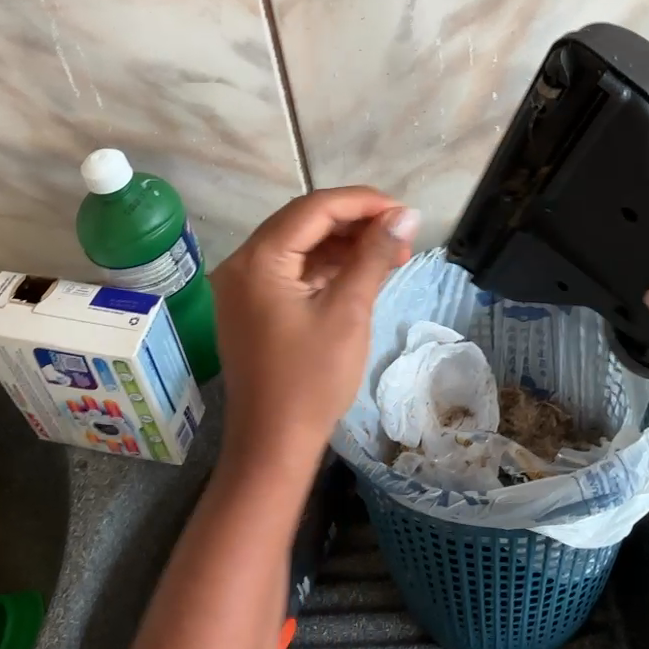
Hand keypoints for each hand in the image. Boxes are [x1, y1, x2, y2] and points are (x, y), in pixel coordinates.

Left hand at [211, 187, 419, 463]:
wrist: (273, 446)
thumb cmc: (311, 380)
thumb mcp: (349, 311)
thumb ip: (374, 255)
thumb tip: (405, 214)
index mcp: (258, 260)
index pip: (314, 209)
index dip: (363, 202)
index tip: (404, 212)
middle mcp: (242, 264)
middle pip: (304, 222)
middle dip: (356, 223)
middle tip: (401, 235)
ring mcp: (244, 286)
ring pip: (300, 246)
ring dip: (344, 245)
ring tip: (391, 255)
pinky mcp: (253, 306)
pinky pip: (292, 271)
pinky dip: (327, 268)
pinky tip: (362, 272)